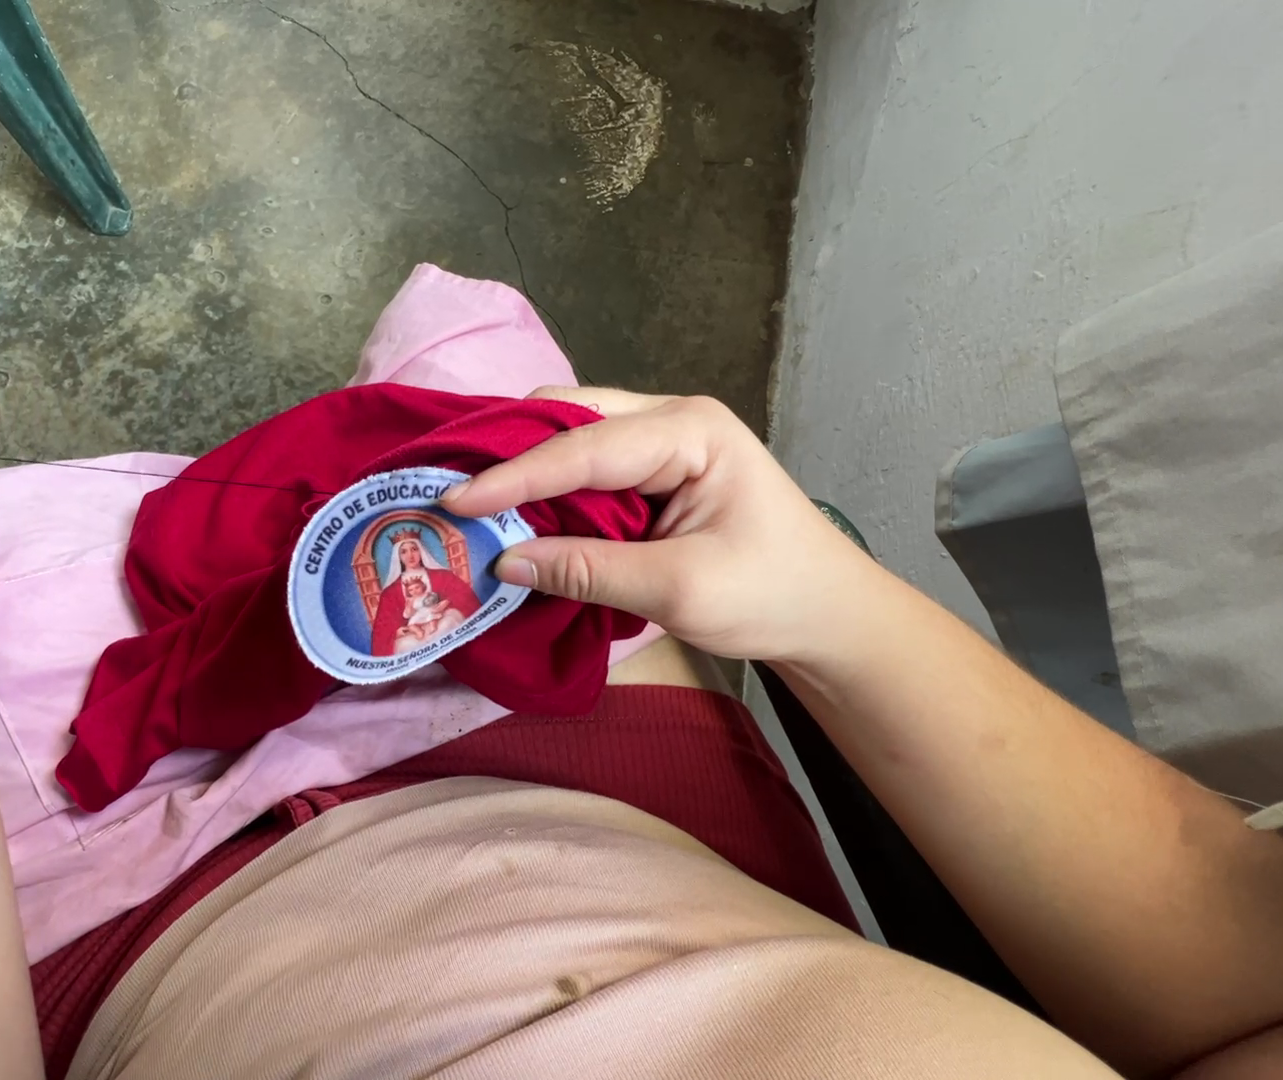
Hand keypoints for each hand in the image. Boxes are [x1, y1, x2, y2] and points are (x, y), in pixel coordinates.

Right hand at [442, 387, 888, 663]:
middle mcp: (668, 420)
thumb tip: (503, 559)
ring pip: (568, 439)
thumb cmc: (772, 595)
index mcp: (689, 431)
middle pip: (568, 417)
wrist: (827, 616)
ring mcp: (656, 443)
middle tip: (455, 493)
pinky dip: (544, 492)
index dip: (514, 475)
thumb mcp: (680, 588)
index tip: (455, 501)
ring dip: (523, 473)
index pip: (583, 447)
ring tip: (474, 506)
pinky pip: (580, 470)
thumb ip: (589, 570)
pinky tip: (516, 516)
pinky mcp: (646, 474)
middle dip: (510, 454)